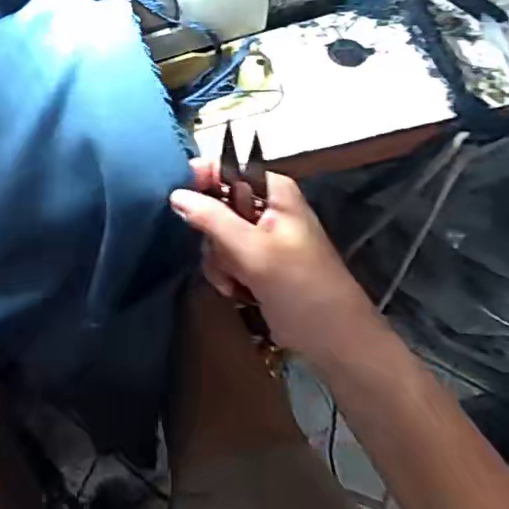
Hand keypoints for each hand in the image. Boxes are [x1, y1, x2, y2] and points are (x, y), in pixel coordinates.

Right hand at [171, 158, 386, 367]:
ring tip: (235, 280)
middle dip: (212, 234)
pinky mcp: (253, 259)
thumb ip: (212, 219)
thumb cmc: (301, 287)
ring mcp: (257, 233)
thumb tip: (175, 194)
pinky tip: (237, 290)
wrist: (333, 340)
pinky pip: (221, 255)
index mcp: (271, 190)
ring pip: (213, 232)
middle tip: (225, 255)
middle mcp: (263, 205)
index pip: (223, 167)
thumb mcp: (253, 250)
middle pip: (213, 202)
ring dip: (218, 260)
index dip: (199, 180)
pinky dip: (224, 273)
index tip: (178, 201)